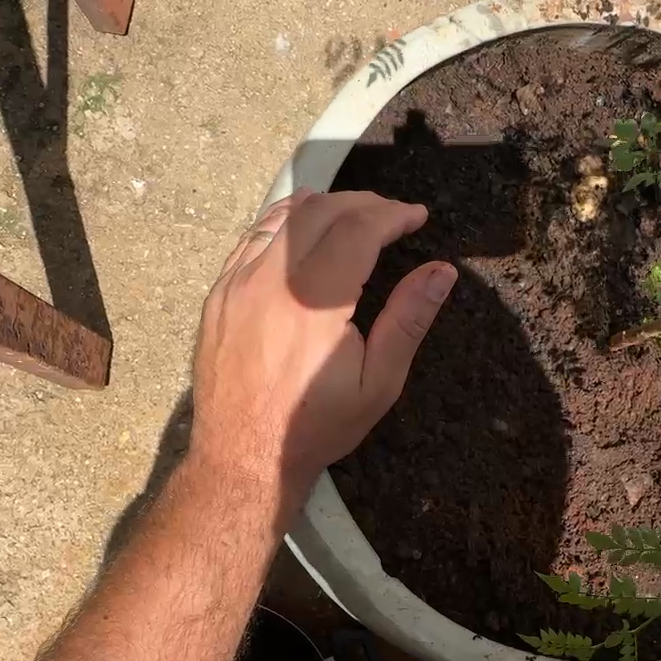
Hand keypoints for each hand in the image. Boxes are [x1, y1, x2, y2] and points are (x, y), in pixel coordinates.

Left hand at [189, 189, 456, 505]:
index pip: (357, 229)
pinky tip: (305, 234)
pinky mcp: (219, 294)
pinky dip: (287, 223)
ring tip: (355, 217)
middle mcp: (270, 280)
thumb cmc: (317, 426)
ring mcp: (236, 283)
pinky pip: (253, 239)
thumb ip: (408, 321)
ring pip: (282, 217)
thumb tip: (442, 272)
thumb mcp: (378, 383)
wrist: (243, 456)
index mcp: (314, 303)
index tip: (417, 217)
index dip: (393, 215)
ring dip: (325, 206)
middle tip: (393, 217)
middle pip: (320, 211)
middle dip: (363, 204)